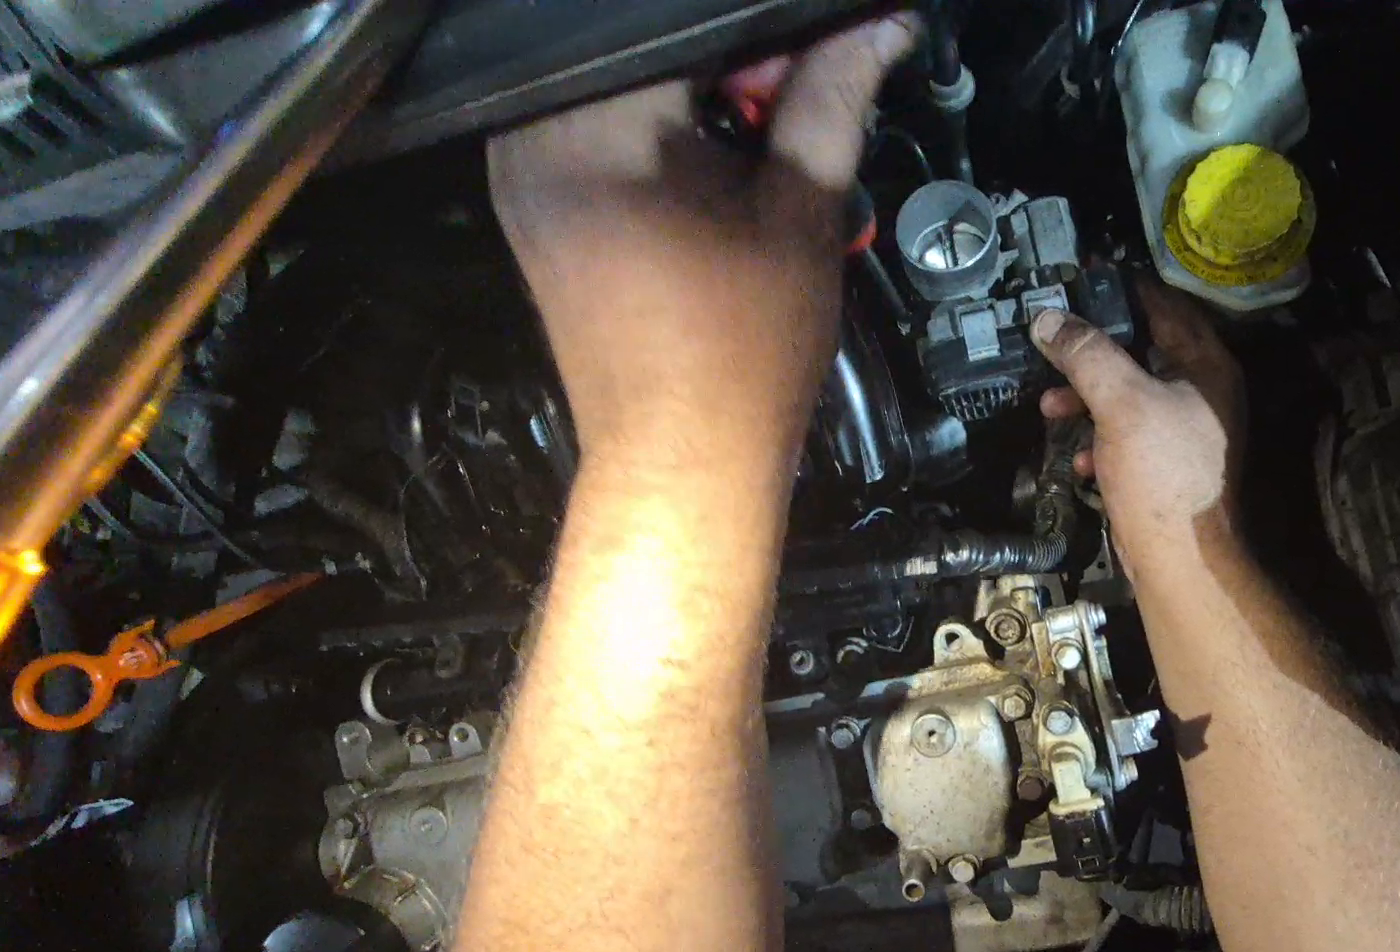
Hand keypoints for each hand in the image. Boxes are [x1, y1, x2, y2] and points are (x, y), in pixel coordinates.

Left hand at [487, 16, 919, 464]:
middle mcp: (530, 142)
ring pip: (623, 95)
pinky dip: (663, 145)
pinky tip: (712, 188)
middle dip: (730, 73)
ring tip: (754, 163)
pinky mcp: (541, 223)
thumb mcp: (800, 220)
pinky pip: (601, 143)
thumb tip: (874, 34)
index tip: (812, 68)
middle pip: (643, 52)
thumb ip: (830, 106)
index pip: (678, 22)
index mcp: (589, 127)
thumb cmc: (742, 359)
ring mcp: (525, 185)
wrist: (686, 461)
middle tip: (787, 121)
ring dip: (699, 109)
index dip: (761, 38)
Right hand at [1030, 282, 1245, 568]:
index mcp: (1205, 366)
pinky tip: (1081, 460)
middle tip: (1052, 345)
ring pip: (1125, 396)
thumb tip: (1048, 318)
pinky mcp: (1162, 464)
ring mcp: (1182, 430)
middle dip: (1091, 354)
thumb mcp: (1121, 403)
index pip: (1166, 307)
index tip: (1082, 279)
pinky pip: (1124, 436)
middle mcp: (1200, 392)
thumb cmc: (1160, 471)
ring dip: (1086, 401)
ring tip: (1050, 409)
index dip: (1123, 290)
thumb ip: (1087, 355)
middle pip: (1140, 351)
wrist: (1179, 557)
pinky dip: (1099, 441)